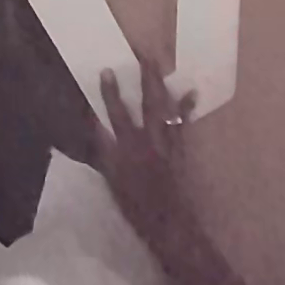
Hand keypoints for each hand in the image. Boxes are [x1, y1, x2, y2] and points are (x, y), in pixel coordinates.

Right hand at [96, 59, 200, 255]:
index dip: (111, 92)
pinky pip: (183, 124)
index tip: (107, 70)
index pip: (116, 113)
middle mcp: (150, 141)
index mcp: (128, 148)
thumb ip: (102, 152)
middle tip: (144, 55)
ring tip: (159, 65)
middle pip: (148, 103)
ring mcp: (168, 145)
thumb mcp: (111, 181)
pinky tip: (191, 92)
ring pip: (166, 109)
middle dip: (145, 79)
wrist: (172, 229)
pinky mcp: (180, 151)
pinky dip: (186, 108)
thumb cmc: (136, 207)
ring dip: (162, 86)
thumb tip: (93, 125)